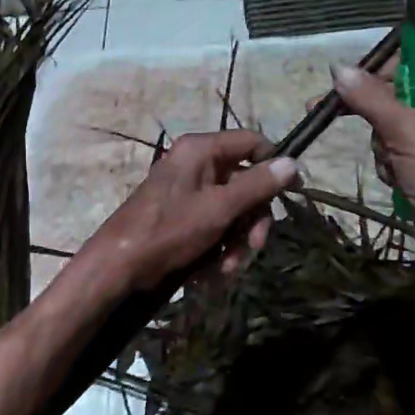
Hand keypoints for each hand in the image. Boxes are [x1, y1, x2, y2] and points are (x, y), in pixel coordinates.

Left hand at [80, 129, 298, 291]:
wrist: (120, 264)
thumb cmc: (170, 230)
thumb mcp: (220, 208)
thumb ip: (258, 185)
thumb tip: (293, 162)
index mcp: (201, 150)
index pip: (251, 142)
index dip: (275, 164)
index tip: (293, 192)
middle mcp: (195, 163)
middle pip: (244, 182)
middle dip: (251, 220)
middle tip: (254, 246)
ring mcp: (187, 189)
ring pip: (231, 209)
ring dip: (235, 241)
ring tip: (226, 268)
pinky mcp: (181, 214)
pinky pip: (213, 224)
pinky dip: (217, 248)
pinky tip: (211, 272)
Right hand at [331, 61, 414, 254]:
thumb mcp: (404, 130)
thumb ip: (369, 97)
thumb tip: (338, 68)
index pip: (405, 62)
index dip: (369, 73)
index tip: (336, 87)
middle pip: (392, 96)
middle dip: (375, 119)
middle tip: (327, 115)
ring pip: (387, 127)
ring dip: (382, 147)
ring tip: (396, 167)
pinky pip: (394, 151)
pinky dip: (390, 164)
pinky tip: (400, 180)